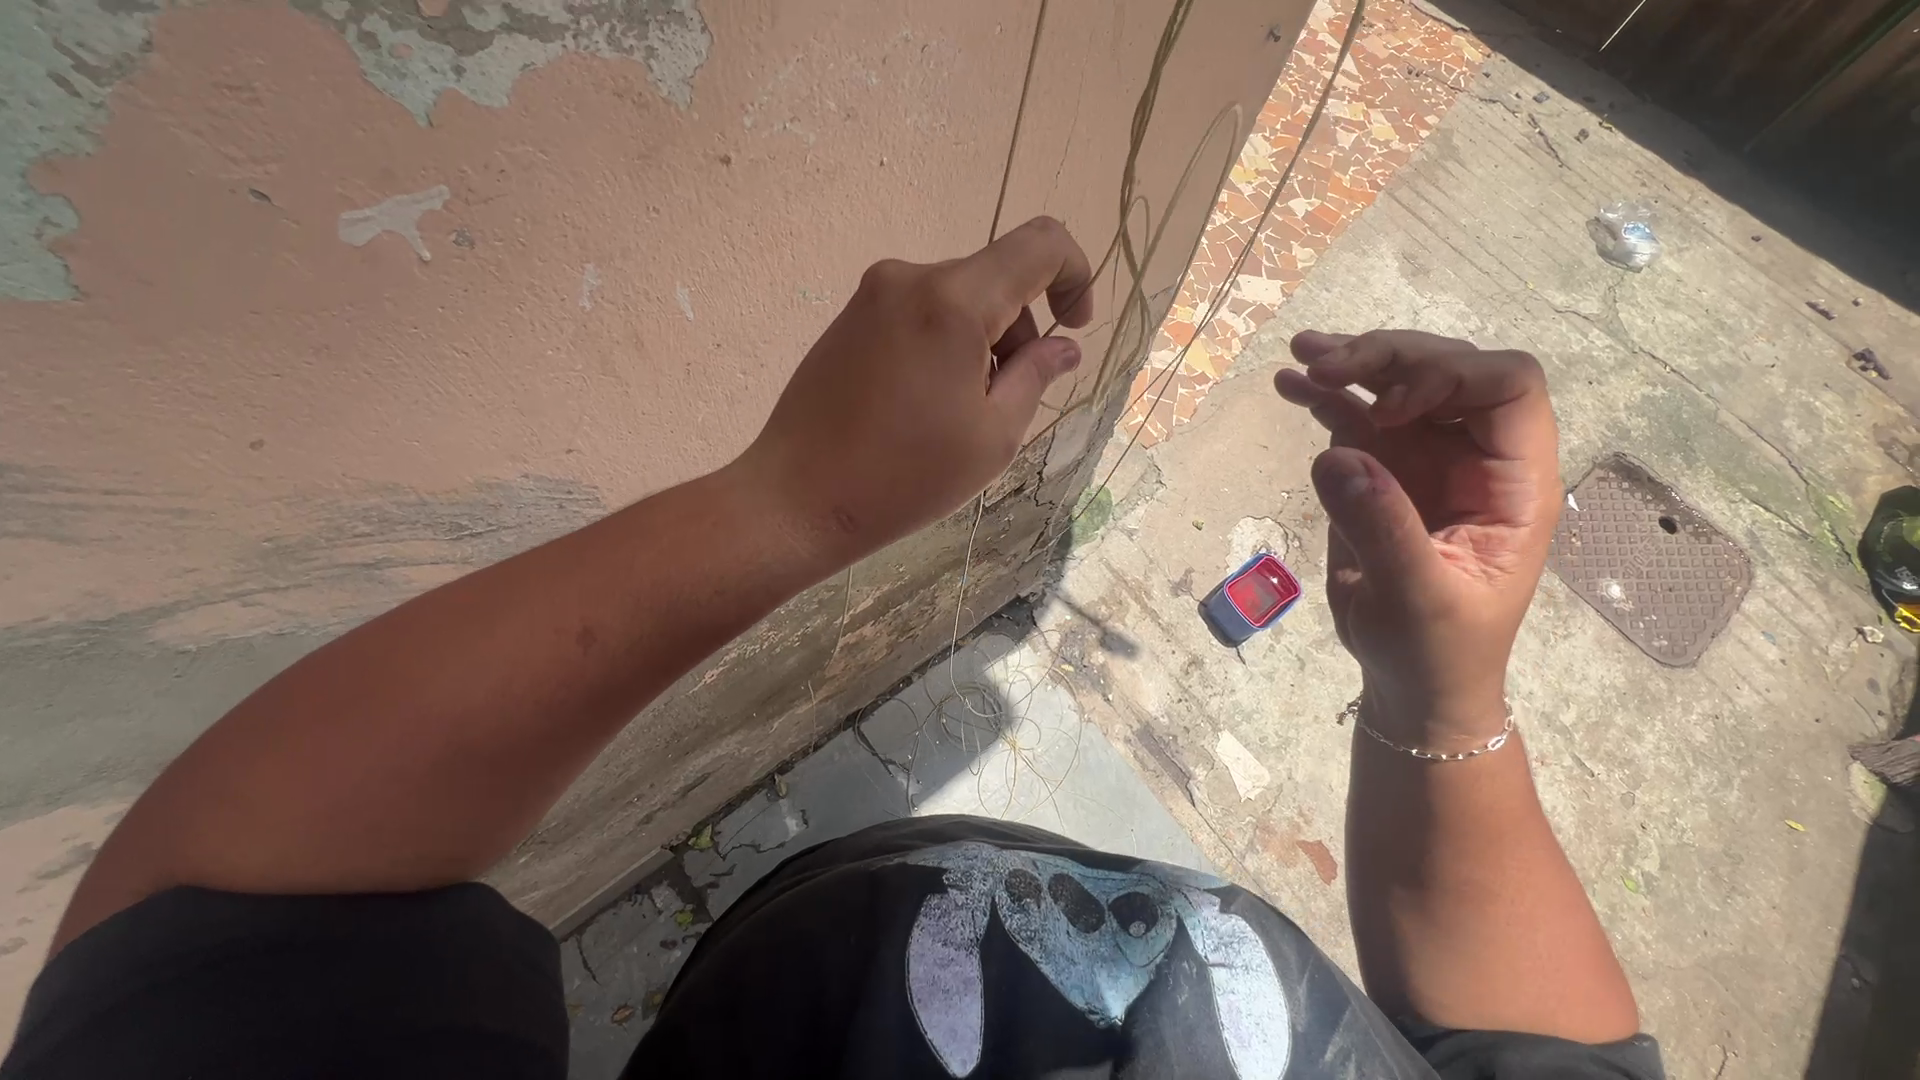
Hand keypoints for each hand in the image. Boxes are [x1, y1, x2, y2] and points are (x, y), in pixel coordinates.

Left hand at [735, 216, 1093, 564]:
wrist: (797, 499)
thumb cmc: (905, 476)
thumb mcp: (992, 436)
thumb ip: (1036, 377)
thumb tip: (1062, 347)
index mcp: (953, 300)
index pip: (1040, 244)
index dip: (1075, 275)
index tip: (1074, 329)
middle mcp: (909, 279)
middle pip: (995, 278)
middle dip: (1020, 330)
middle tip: (1008, 402)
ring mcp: (871, 297)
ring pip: (956, 300)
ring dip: (981, 343)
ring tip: (961, 415)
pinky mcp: (848, 322)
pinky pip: (918, 314)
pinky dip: (943, 345)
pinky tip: (924, 407)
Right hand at [1274, 330, 1559, 746]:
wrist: (1413, 681)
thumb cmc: (1437, 651)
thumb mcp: (1418, 599)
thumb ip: (1384, 528)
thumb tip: (1335, 455)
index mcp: (1514, 482)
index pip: (1507, 387)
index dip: (1449, 378)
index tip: (1386, 412)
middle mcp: (1474, 456)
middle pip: (1446, 371)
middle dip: (1388, 358)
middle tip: (1322, 363)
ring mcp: (1425, 461)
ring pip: (1398, 386)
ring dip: (1352, 364)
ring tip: (1300, 357)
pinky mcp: (1381, 474)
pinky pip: (1355, 420)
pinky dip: (1324, 399)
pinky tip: (1289, 385)